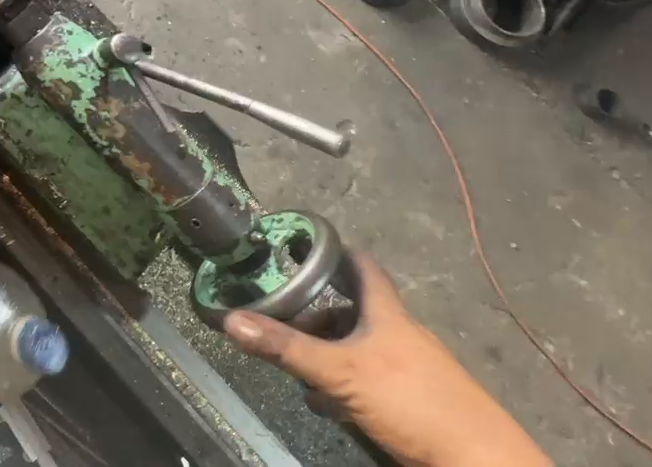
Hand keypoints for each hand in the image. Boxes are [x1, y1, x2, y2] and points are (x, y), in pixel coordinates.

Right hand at [222, 253, 549, 466]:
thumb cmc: (414, 403)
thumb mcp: (341, 373)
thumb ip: (287, 348)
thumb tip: (230, 319)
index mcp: (389, 316)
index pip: (364, 269)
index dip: (336, 254)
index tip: (307, 247)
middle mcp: (403, 335)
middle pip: (355, 313)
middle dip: (318, 317)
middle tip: (284, 322)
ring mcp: (415, 370)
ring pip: (363, 348)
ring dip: (331, 354)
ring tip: (302, 370)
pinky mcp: (421, 402)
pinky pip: (375, 379)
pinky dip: (349, 384)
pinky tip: (332, 403)